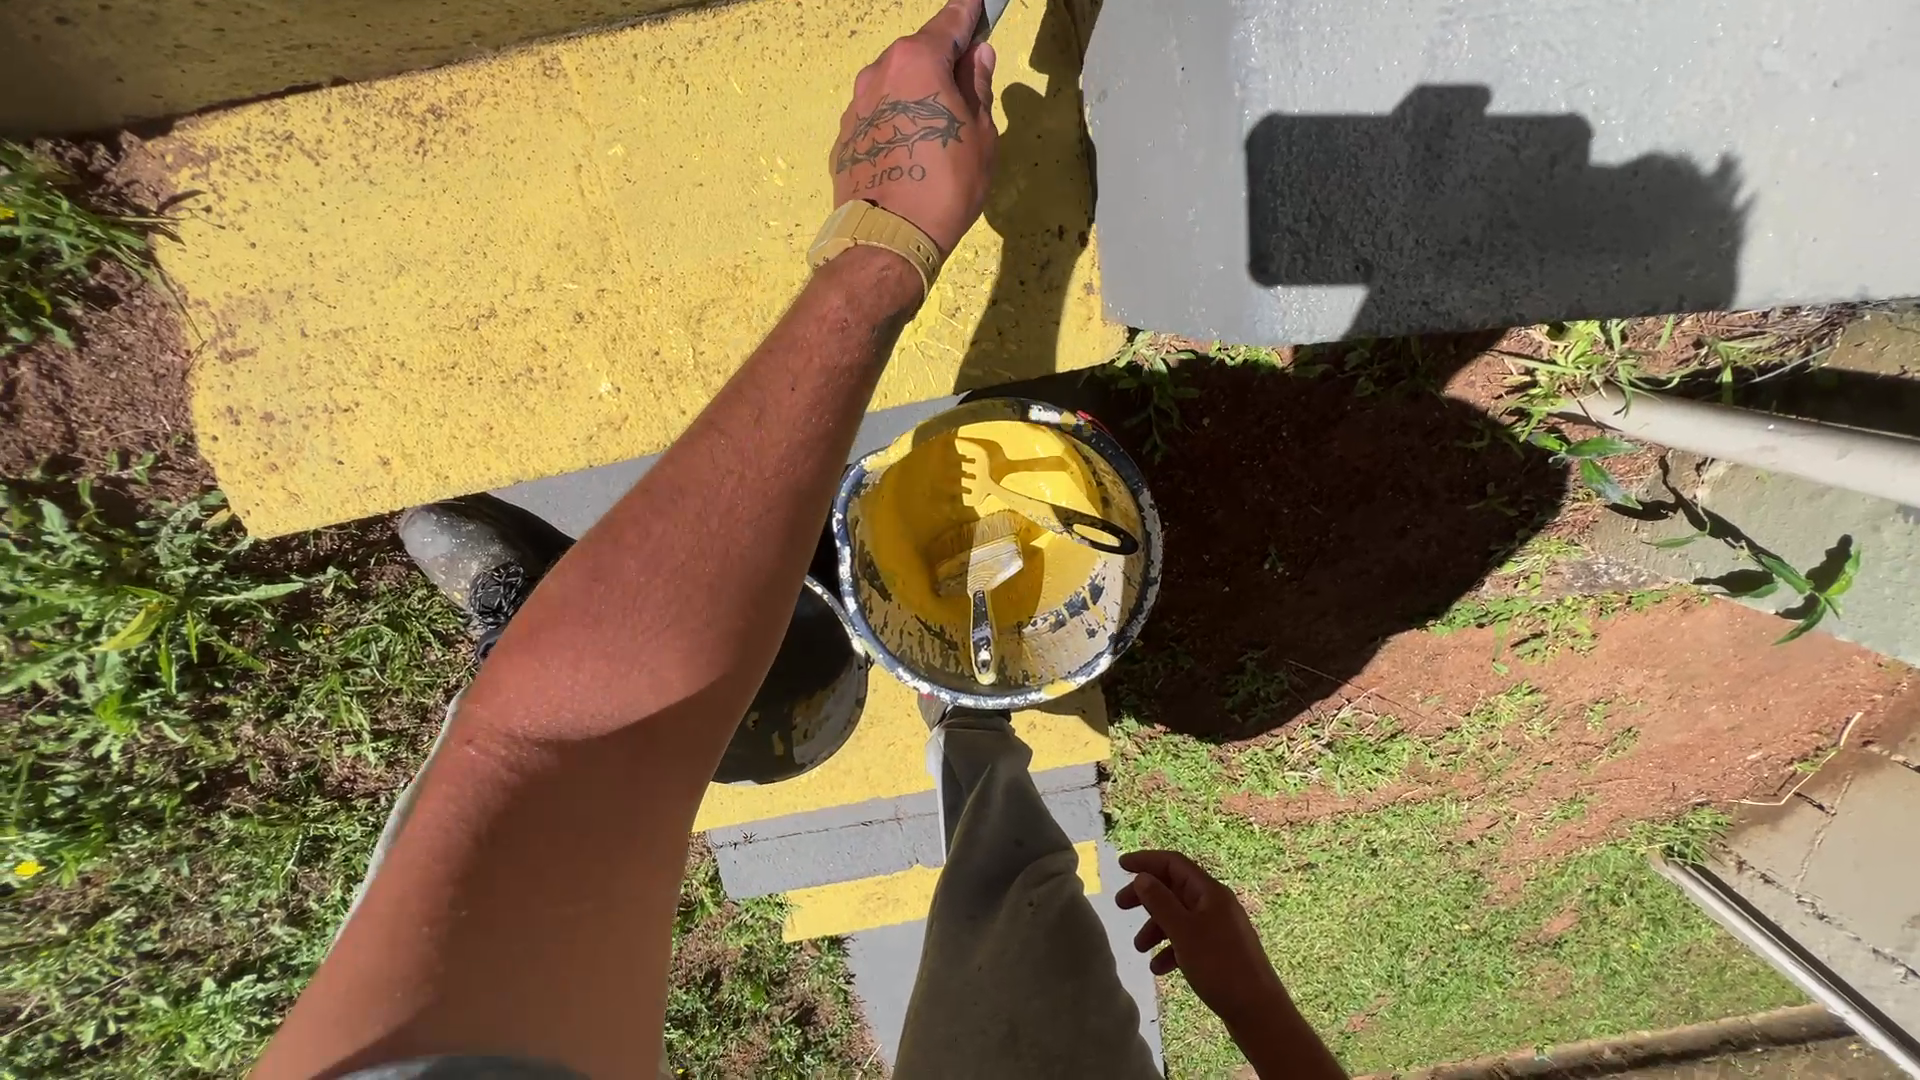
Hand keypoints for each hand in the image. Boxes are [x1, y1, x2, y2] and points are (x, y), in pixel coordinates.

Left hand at [831, 0, 998, 253]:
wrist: (889, 240)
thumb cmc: (947, 187)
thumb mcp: (981, 138)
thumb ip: (978, 89)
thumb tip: (977, 57)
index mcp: (917, 61)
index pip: (950, 22)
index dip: (970, 15)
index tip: (980, 7)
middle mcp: (879, 72)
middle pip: (917, 55)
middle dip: (940, 65)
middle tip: (963, 94)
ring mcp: (855, 106)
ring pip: (892, 88)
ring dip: (913, 98)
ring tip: (932, 136)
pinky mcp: (844, 139)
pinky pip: (876, 119)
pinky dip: (893, 125)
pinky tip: (907, 156)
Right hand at [1117, 849, 1288, 1026]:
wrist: (1259, 1014)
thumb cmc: (1219, 966)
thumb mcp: (1183, 932)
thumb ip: (1160, 901)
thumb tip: (1142, 876)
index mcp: (1210, 892)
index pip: (1174, 863)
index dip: (1146, 861)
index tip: (1121, 866)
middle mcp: (1215, 905)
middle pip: (1174, 889)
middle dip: (1146, 897)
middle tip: (1121, 906)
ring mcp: (1219, 929)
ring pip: (1179, 917)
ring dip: (1156, 927)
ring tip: (1139, 947)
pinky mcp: (1220, 952)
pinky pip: (1189, 940)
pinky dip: (1171, 949)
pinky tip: (1159, 968)